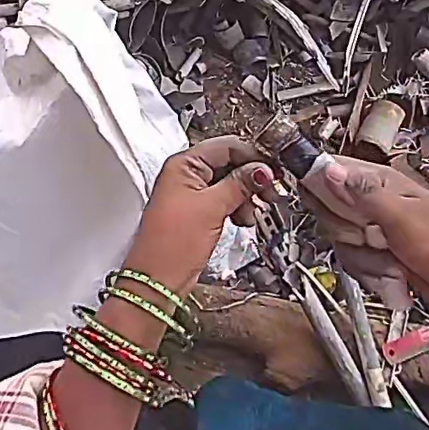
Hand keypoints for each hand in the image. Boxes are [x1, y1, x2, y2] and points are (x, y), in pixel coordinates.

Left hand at [128, 136, 274, 294]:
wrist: (157, 283)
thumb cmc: (171, 245)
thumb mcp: (212, 208)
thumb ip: (239, 184)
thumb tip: (261, 170)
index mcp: (184, 164)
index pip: (226, 146)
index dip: (251, 157)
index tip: (271, 171)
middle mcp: (186, 174)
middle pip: (229, 164)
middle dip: (250, 178)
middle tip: (268, 192)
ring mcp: (192, 194)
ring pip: (229, 183)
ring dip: (245, 195)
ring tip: (252, 211)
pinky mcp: (198, 212)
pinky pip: (224, 200)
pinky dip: (237, 207)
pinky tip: (243, 219)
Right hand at [307, 156, 428, 315]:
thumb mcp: (403, 216)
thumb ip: (364, 193)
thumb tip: (331, 169)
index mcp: (378, 181)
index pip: (329, 171)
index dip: (321, 189)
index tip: (333, 210)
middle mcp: (371, 200)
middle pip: (328, 212)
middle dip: (348, 234)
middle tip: (372, 238)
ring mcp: (372, 227)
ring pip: (340, 242)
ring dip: (365, 260)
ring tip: (391, 261)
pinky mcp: (374, 252)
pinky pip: (353, 262)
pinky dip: (372, 274)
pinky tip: (393, 275)